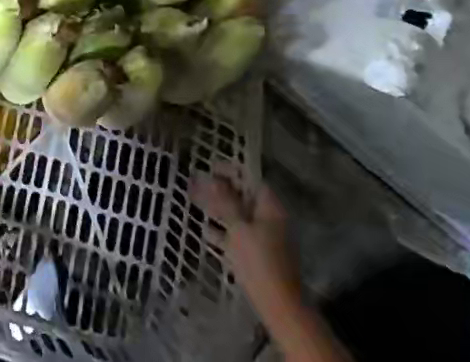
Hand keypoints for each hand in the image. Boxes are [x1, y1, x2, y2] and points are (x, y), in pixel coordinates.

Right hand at [192, 172, 299, 307]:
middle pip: (243, 197)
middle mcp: (268, 220)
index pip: (252, 181)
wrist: (278, 304)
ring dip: (216, 207)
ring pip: (236, 215)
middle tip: (194, 181)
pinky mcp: (255, 254)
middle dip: (219, 188)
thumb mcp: (238, 226)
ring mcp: (263, 238)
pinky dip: (220, 229)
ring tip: (192, 199)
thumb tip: (212, 177)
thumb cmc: (259, 260)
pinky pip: (235, 234)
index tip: (208, 166)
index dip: (232, 171)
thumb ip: (225, 201)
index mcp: (270, 210)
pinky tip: (203, 229)